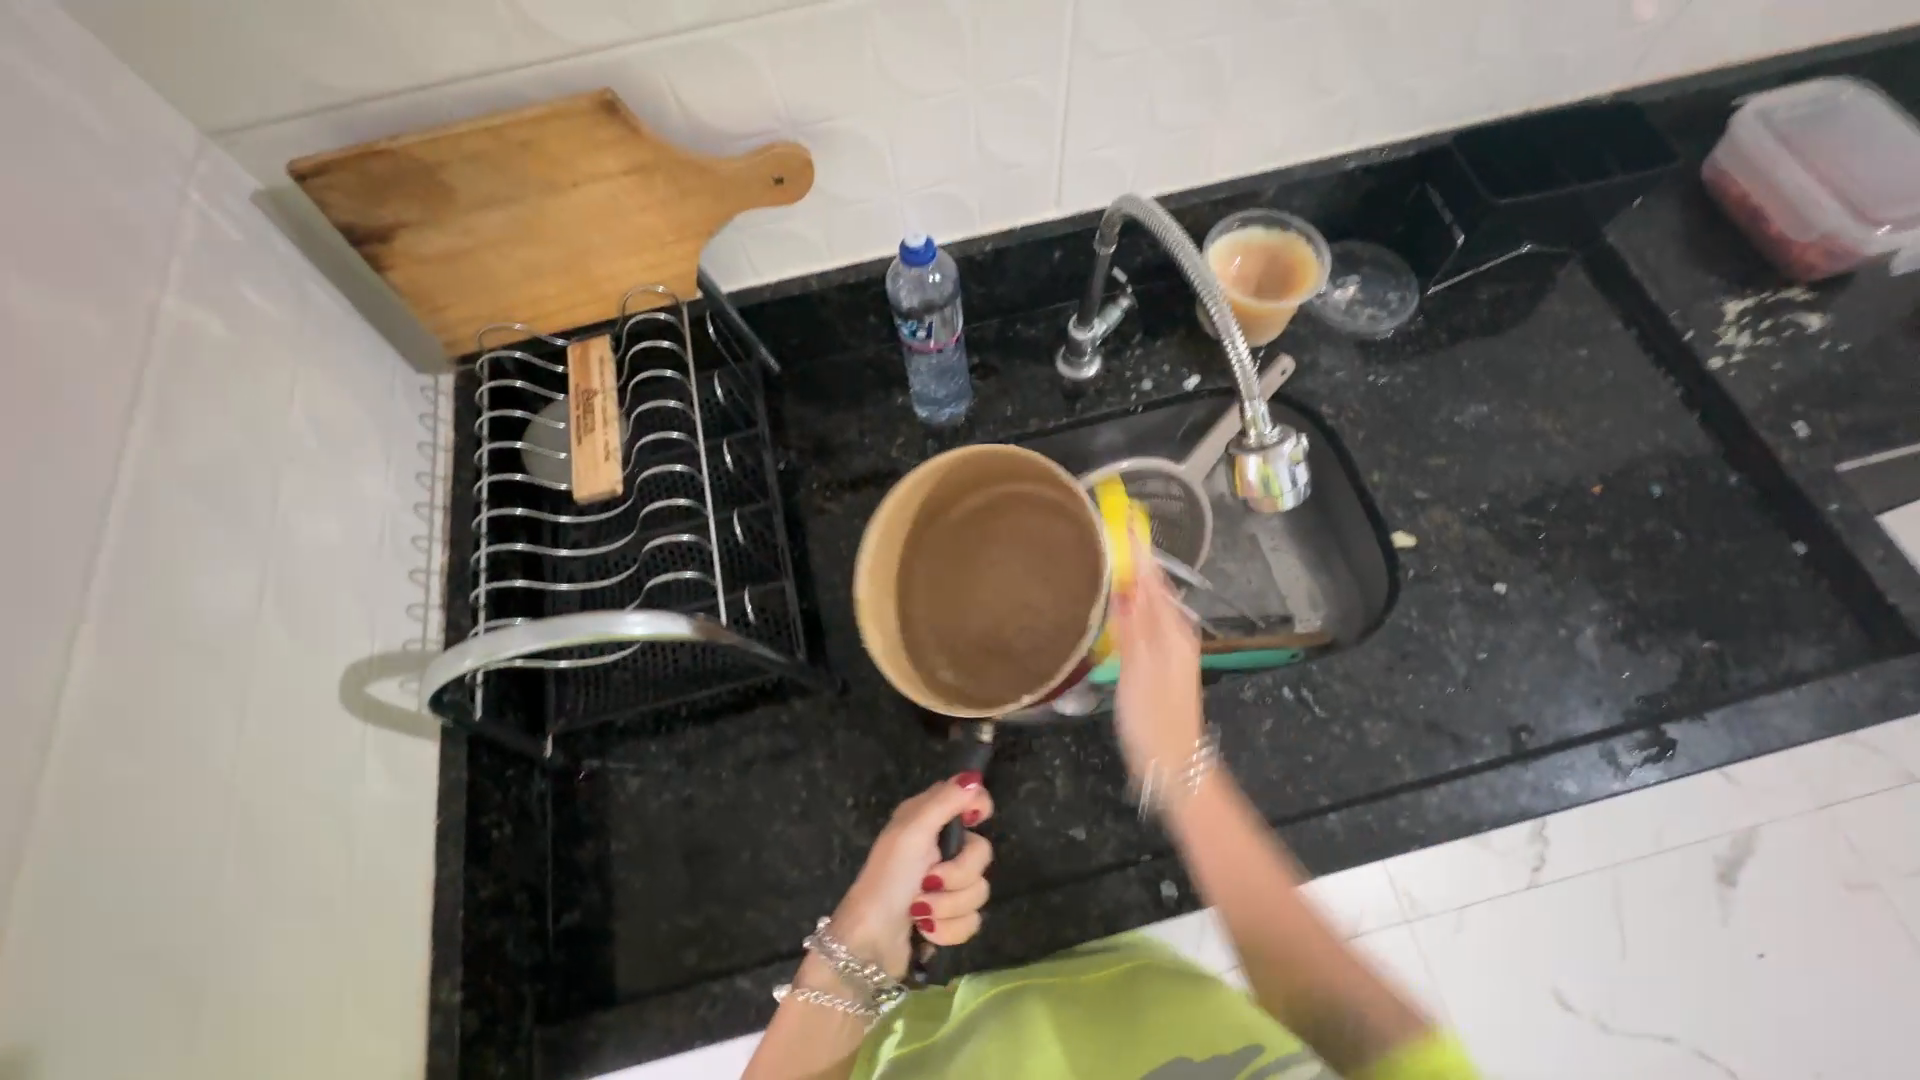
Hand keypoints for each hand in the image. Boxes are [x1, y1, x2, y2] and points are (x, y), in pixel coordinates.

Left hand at [825, 774, 994, 979]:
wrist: (868, 943)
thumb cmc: (887, 880)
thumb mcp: (912, 833)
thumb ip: (945, 801)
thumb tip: (974, 776)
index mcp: (928, 819)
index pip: (970, 798)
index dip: (978, 807)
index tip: (972, 822)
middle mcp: (940, 847)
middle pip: (981, 852)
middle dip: (957, 875)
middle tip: (928, 881)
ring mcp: (946, 885)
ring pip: (979, 890)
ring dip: (948, 907)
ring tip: (919, 912)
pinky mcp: (949, 918)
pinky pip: (972, 921)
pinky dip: (948, 930)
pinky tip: (926, 932)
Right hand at [1111, 535, 1203, 783]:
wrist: (1175, 764)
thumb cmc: (1154, 720)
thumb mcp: (1138, 672)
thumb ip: (1132, 627)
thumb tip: (1126, 584)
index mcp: (1171, 632)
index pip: (1153, 580)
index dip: (1139, 551)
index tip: (1126, 521)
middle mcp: (1175, 635)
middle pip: (1154, 589)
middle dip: (1135, 562)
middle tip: (1112, 534)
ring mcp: (1170, 650)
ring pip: (1150, 605)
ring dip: (1133, 583)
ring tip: (1111, 561)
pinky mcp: (1162, 664)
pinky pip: (1147, 622)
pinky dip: (1133, 607)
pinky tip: (1118, 607)